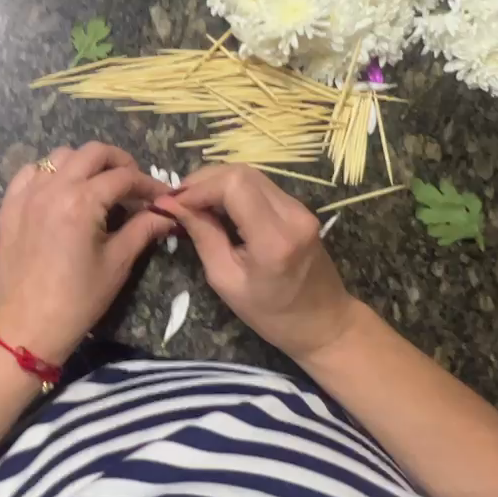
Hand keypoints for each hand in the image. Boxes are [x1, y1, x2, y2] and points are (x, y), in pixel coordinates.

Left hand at [0, 142, 174, 363]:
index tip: (161, 195)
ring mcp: (27, 194)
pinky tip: (60, 191)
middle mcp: (53, 187)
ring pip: (60, 156)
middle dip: (119, 162)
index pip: (123, 177)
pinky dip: (50, 173)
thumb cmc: (78, 299)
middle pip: (93, 153)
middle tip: (133, 183)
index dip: (148, 183)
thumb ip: (143, 229)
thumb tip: (168, 213)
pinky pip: (30, 172)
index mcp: (82, 201)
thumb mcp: (117, 263)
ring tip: (98, 186)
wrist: (28, 327)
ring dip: (84, 164)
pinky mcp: (9, 205)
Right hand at [162, 165, 360, 360]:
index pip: (234, 186)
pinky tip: (216, 204)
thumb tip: (173, 205)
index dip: (199, 187)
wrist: (324, 323)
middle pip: (241, 173)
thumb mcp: (226, 280)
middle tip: (178, 199)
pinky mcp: (299, 208)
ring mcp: (300, 208)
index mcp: (274, 239)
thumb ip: (203, 235)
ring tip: (192, 200)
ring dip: (217, 181)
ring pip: (251, 174)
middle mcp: (292, 214)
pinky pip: (260, 186)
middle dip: (204, 180)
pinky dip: (233, 188)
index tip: (173, 202)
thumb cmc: (272, 314)